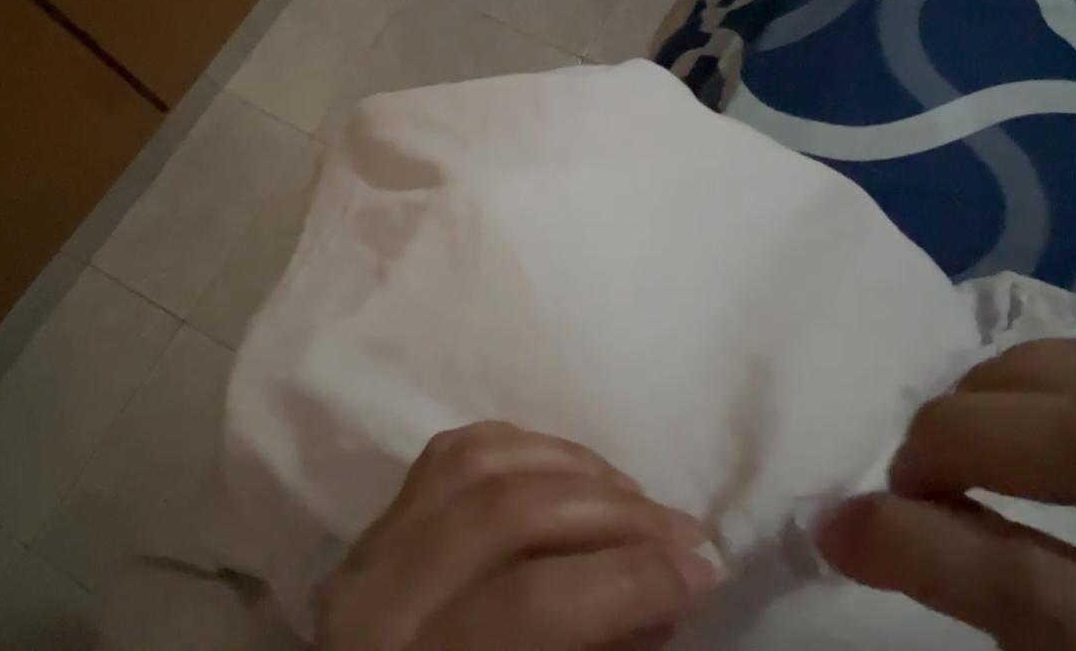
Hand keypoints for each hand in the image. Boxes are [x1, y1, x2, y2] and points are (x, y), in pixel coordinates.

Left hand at [318, 421, 718, 650]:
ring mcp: (371, 545)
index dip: (629, 581)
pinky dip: (523, 445)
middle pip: (508, 514)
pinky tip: (570, 466)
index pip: (533, 602)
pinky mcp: (380, 515)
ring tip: (633, 494)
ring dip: (573, 468)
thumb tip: (668, 586)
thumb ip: (600, 648)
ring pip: (479, 463)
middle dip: (613, 514)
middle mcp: (379, 597)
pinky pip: (455, 450)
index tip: (704, 570)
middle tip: (682, 529)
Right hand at [817, 336, 1075, 650]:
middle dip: (960, 438)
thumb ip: (971, 606)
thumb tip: (853, 526)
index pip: (1035, 583)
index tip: (833, 529)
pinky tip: (1009, 401)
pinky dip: (1052, 367)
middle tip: (903, 475)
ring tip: (952, 430)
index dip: (910, 543)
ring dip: (1004, 385)